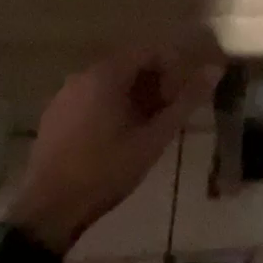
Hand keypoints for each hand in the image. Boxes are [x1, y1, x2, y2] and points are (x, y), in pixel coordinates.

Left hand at [2, 41, 224, 252]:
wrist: (47, 213)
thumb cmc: (106, 171)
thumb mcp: (154, 138)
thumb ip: (186, 101)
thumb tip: (215, 70)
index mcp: (106, 74)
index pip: (150, 50)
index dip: (175, 65)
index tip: (186, 91)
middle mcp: (82, 75)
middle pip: (130, 64)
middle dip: (156, 81)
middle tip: (172, 109)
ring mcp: (64, 95)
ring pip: (110, 81)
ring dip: (136, 94)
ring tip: (150, 123)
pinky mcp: (54, 116)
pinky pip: (92, 97)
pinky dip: (112, 105)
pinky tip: (121, 134)